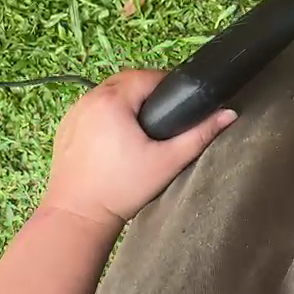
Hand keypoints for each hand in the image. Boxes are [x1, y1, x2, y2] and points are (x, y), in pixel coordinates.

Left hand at [39, 70, 236, 228]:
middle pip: (127, 81)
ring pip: (108, 93)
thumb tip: (229, 114)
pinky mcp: (64, 127)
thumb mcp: (168, 161)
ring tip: (143, 127)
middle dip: (147, 92)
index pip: (148, 76)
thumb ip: (200, 134)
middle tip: (164, 117)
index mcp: (113, 100)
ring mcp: (74, 112)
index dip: (167, 86)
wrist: (77, 217)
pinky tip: (117, 137)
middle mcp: (90, 99)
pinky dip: (106, 114)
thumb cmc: (123, 188)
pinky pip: (92, 108)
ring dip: (126, 102)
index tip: (178, 106)